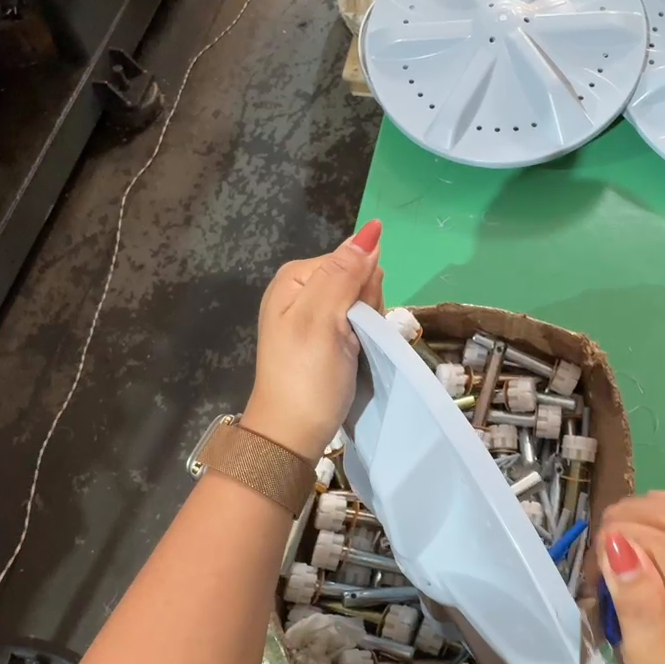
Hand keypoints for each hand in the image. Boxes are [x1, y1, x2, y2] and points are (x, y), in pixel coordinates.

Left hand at [242, 220, 384, 458]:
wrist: (293, 434)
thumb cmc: (307, 375)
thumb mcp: (324, 318)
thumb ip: (345, 273)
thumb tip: (371, 229)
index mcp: (296, 278)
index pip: (350, 260)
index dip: (363, 286)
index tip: (357, 318)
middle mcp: (302, 291)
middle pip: (356, 279)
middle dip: (366, 305)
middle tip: (353, 337)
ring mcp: (312, 317)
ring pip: (361, 303)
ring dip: (367, 324)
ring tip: (354, 350)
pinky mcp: (324, 340)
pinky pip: (356, 324)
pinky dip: (363, 338)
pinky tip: (356, 355)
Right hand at [596, 491, 664, 663]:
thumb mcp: (650, 657)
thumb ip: (636, 605)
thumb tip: (617, 547)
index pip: (627, 532)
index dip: (605, 559)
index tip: (606, 592)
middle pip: (634, 512)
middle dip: (614, 541)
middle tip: (617, 583)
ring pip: (643, 502)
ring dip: (628, 530)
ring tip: (631, 569)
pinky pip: (660, 500)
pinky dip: (645, 520)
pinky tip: (647, 549)